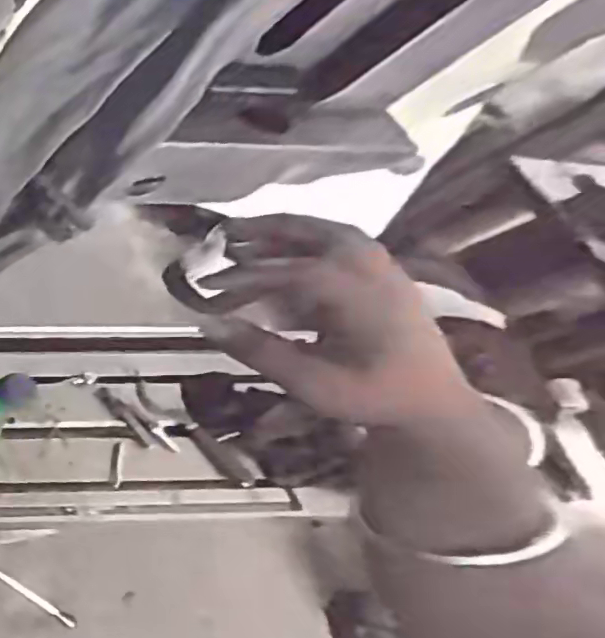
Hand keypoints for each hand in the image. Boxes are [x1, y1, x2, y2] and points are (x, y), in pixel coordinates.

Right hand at [190, 215, 482, 427]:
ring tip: (247, 238)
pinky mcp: (384, 286)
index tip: (205, 283)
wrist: (433, 409)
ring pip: (338, 238)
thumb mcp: (310, 381)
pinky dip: (308, 246)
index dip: (246, 275)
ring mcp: (387, 278)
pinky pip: (344, 252)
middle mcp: (380, 278)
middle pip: (326, 235)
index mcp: (365, 299)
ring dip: (291, 233)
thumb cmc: (372, 396)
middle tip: (226, 231)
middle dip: (273, 229)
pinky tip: (278, 261)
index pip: (297, 271)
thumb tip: (206, 323)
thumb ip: (258, 349)